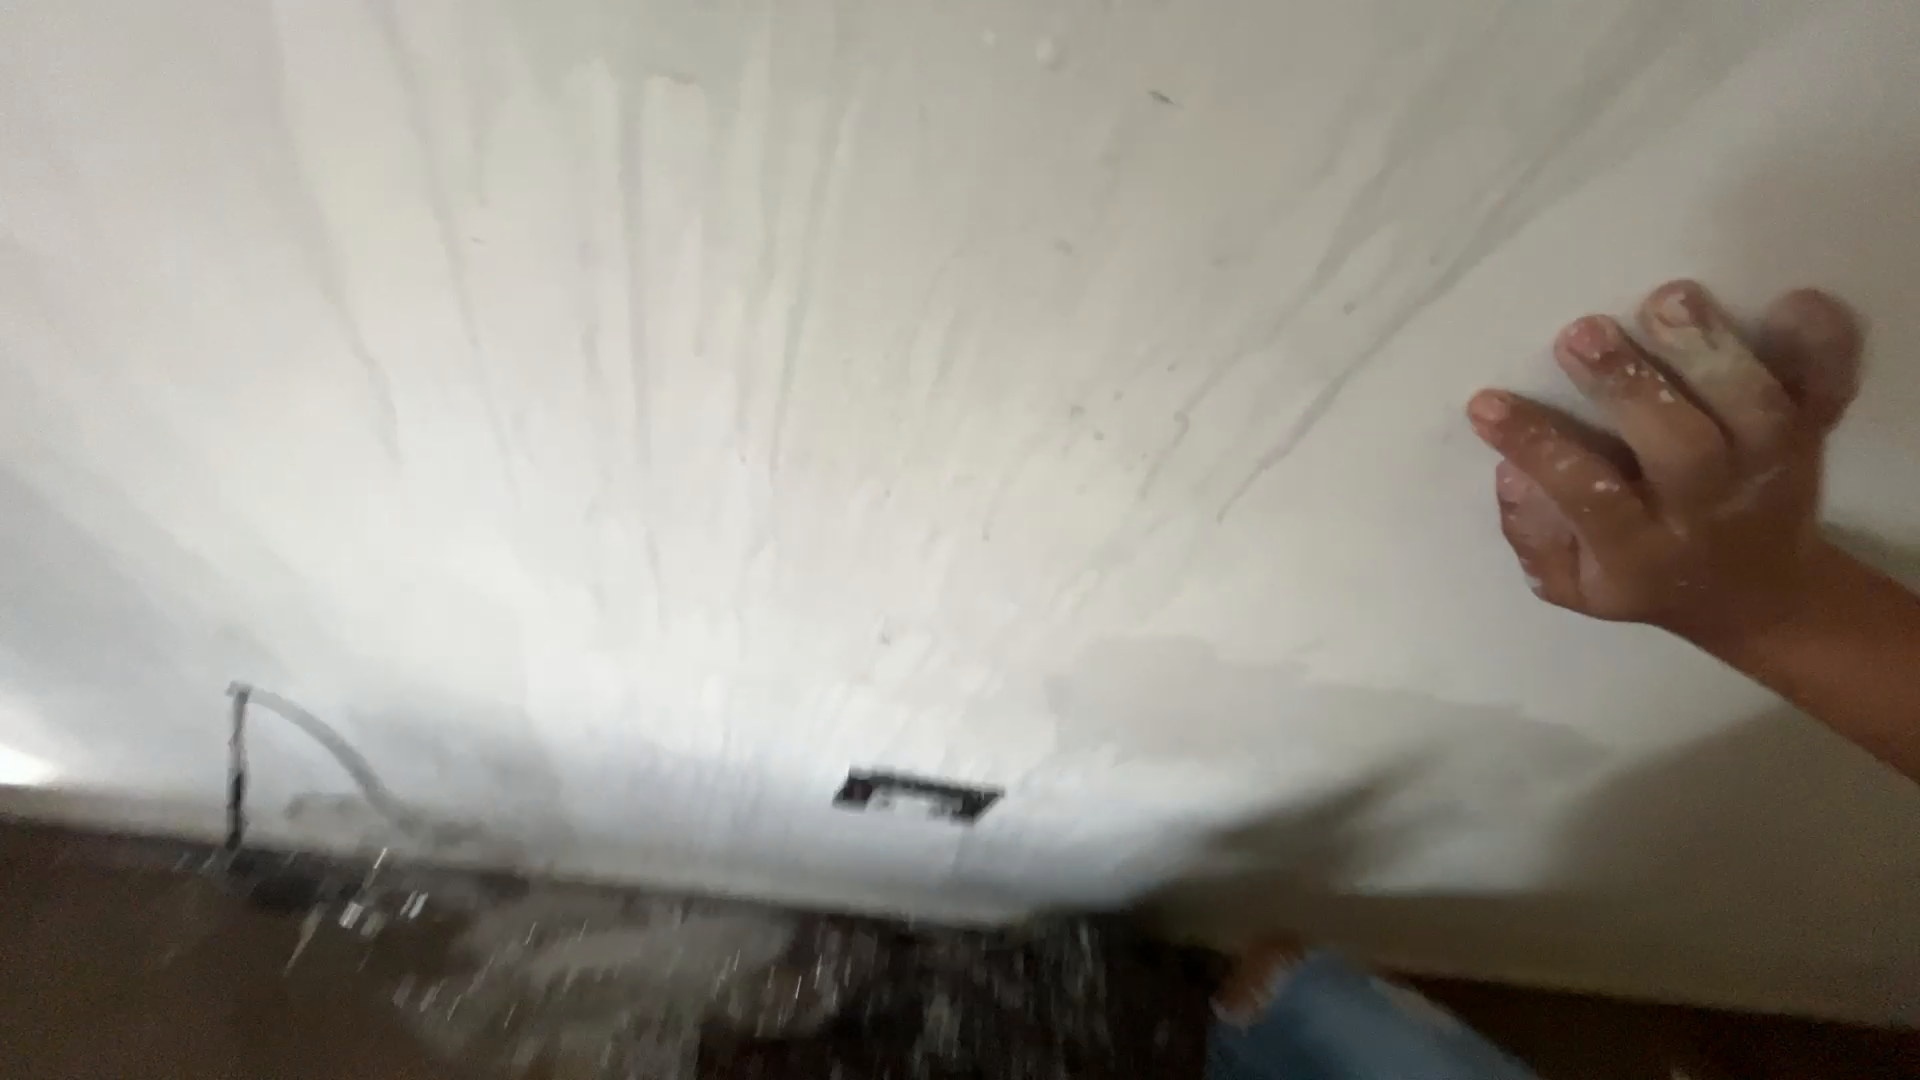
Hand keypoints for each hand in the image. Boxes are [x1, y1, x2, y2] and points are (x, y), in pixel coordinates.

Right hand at [1467, 280, 1863, 643]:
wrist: (1760, 593)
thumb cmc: (1640, 582)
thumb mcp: (1569, 585)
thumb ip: (1533, 537)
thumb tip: (1513, 474)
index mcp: (1641, 547)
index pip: (1583, 492)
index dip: (1535, 446)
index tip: (1485, 405)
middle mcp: (1710, 507)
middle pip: (1680, 445)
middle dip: (1629, 386)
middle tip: (1580, 334)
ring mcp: (1769, 470)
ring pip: (1752, 409)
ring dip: (1710, 351)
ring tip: (1665, 299)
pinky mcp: (1812, 438)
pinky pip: (1829, 390)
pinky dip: (1824, 346)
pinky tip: (1794, 302)